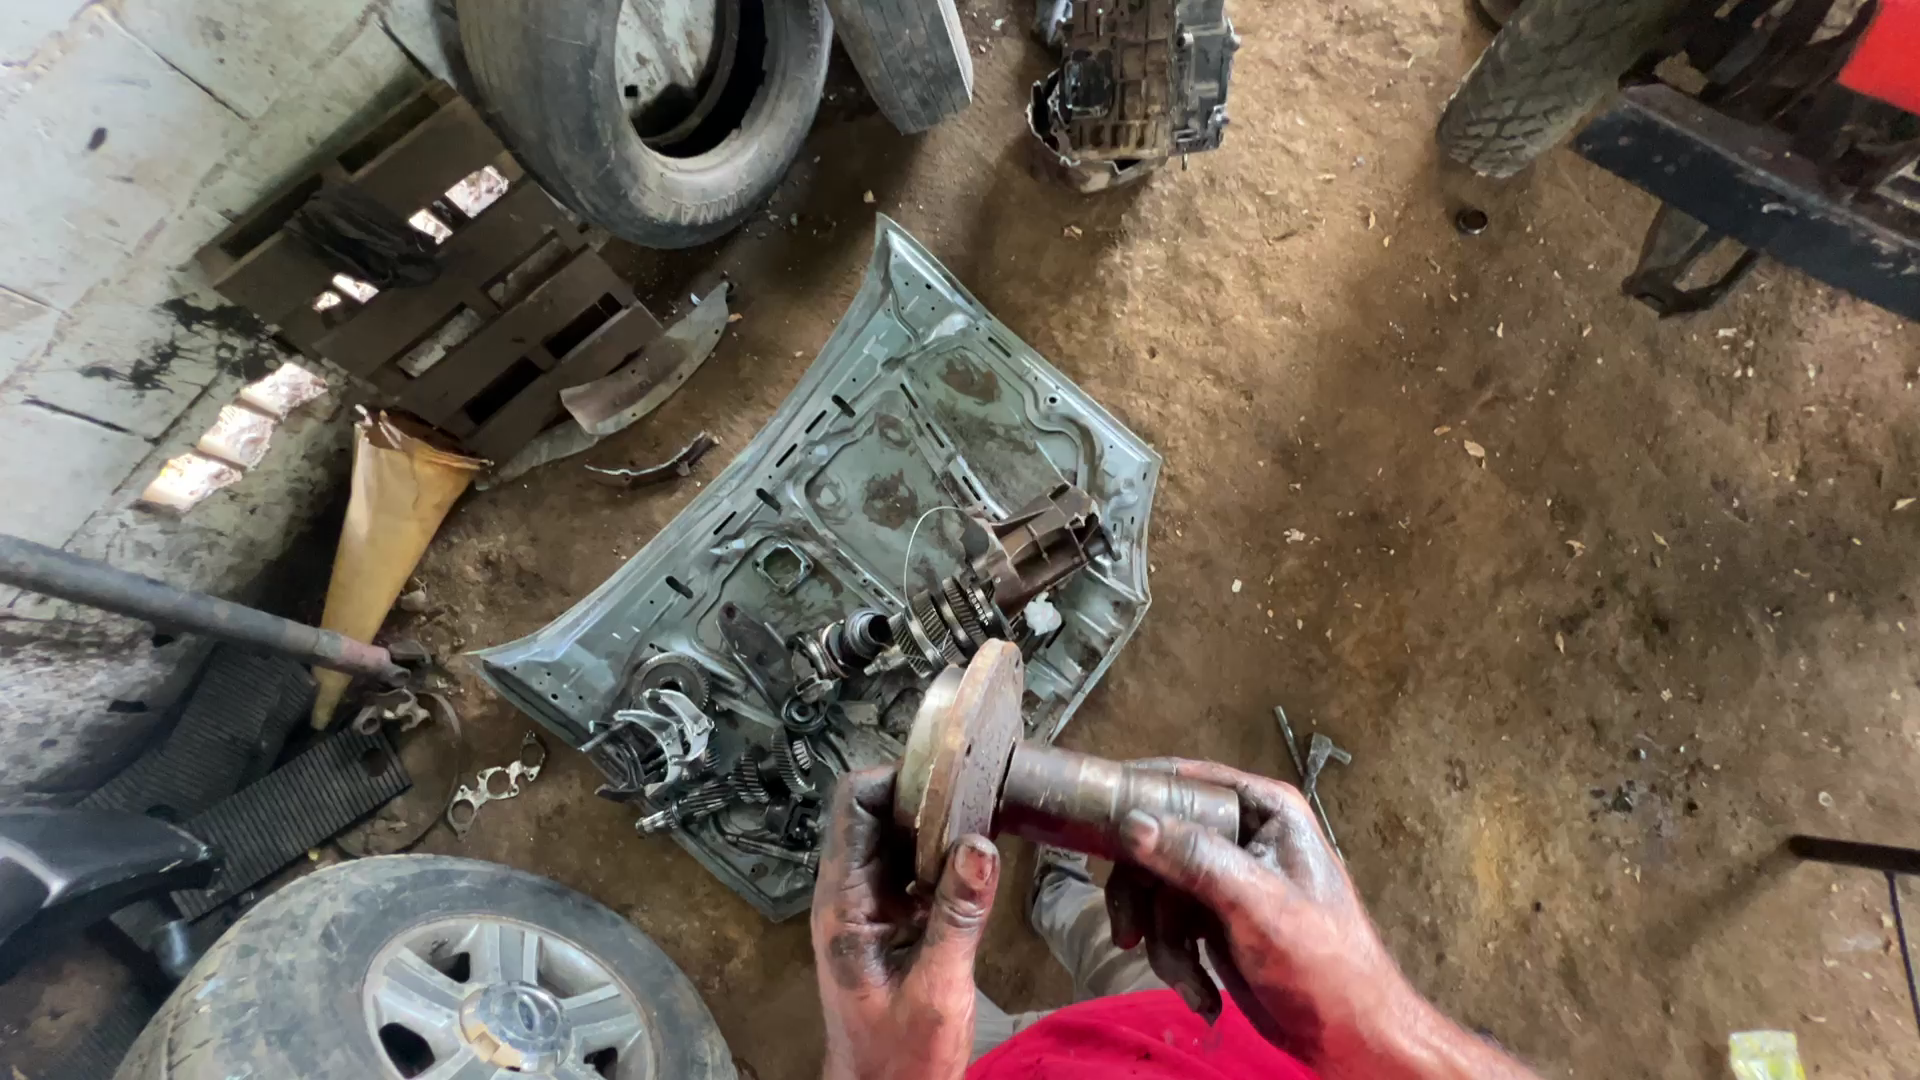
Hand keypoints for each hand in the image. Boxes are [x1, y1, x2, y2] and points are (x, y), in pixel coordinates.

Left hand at [811, 766, 998, 1079]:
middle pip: (876, 812)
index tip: (947, 777)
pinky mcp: (891, 916)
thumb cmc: (899, 1060)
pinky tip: (974, 852)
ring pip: (897, 835)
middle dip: (923, 796)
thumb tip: (982, 845)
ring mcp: (870, 901)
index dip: (895, 780)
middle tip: (974, 789)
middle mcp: (850, 890)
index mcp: (844, 899)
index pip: (855, 804)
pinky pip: (913, 864)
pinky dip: (941, 852)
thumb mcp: (936, 989)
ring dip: (935, 823)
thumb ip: (958, 916)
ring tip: (980, 810)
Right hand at [1108, 760, 1536, 1079]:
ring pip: (1155, 885)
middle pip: (1158, 836)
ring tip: (1186, 980)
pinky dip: (1175, 959)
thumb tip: (1130, 822)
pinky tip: (1200, 992)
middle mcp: (1239, 831)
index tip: (1098, 818)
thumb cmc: (1323, 965)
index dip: (1140, 792)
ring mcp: (1223, 873)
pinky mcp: (1213, 913)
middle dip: (1143, 893)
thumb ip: (1194, 857)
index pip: (1186, 778)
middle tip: (1129, 932)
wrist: (1353, 1044)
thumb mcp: (1256, 904)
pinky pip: (1167, 920)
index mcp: (1262, 809)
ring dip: (1161, 938)